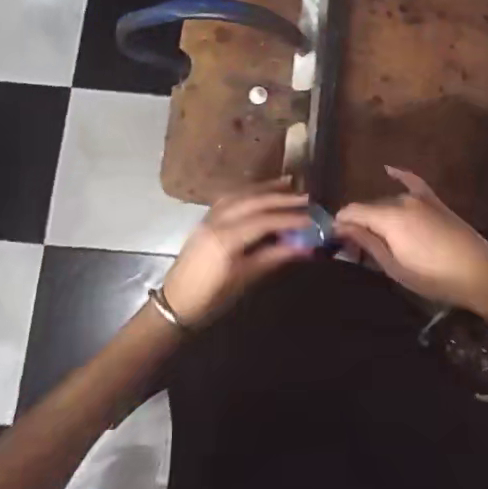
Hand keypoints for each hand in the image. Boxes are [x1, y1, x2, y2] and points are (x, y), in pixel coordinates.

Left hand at [158, 179, 314, 327]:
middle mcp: (216, 222)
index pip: (263, 221)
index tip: (312, 218)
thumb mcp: (245, 279)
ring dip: (264, 189)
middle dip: (280, 198)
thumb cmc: (211, 297)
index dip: (289, 218)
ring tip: (288, 186)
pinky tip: (260, 193)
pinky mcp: (204, 220)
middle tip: (306, 198)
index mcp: (225, 239)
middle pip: (252, 202)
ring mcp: (208, 219)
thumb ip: (273, 257)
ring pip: (239, 195)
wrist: (175, 303)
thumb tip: (305, 247)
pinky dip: (247, 193)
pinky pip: (228, 199)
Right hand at [333, 167, 487, 310]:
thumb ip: (366, 243)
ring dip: (377, 215)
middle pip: (369, 208)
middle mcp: (401, 201)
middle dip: (358, 223)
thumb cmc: (434, 278)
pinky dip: (400, 175)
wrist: (482, 275)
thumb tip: (342, 228)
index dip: (340, 224)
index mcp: (389, 218)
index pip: (352, 212)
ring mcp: (421, 199)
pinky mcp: (436, 203)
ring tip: (374, 235)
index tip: (334, 239)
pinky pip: (413, 183)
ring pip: (388, 202)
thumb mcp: (394, 267)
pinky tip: (388, 169)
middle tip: (355, 246)